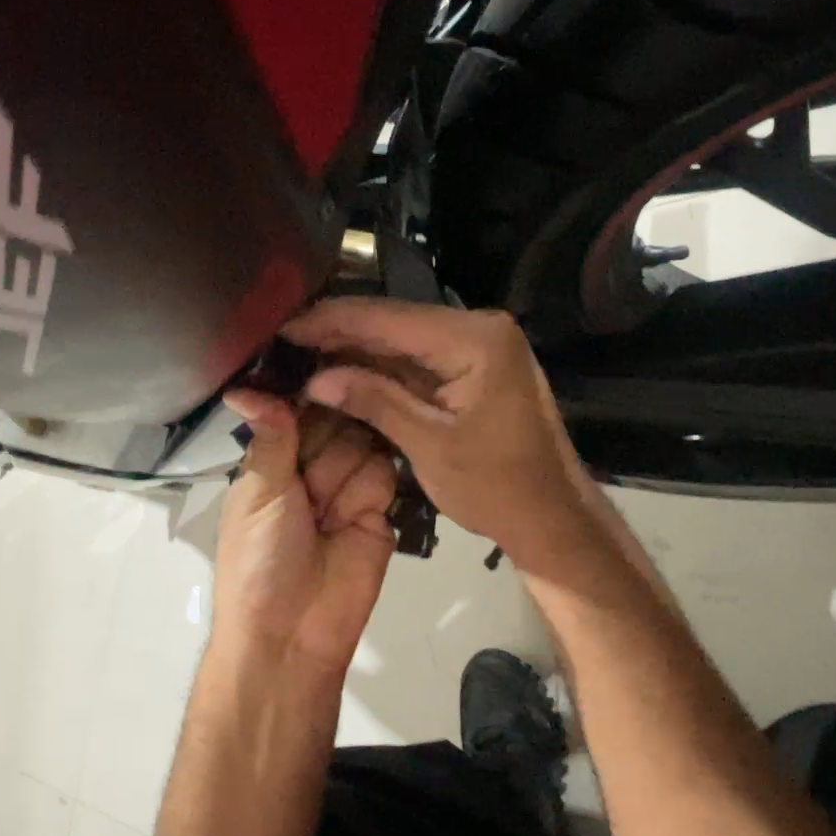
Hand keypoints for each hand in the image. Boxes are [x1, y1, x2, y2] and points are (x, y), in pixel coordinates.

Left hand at [210, 391, 399, 675]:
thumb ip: (271, 435)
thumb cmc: (259, 559)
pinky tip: (347, 515)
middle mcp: (314, 466)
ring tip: (322, 513)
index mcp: (275, 458)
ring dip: (342, 472)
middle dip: (327, 438)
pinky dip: (368, 489)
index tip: (322, 369)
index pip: (300, 407)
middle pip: (338, 417)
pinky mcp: (381, 511)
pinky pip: (385, 475)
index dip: (310, 393)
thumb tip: (242, 388)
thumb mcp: (258, 493)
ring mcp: (349, 487)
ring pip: (363, 441)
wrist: (291, 635)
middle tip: (310, 475)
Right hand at [282, 298, 597, 558]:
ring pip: (402, 340)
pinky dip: (380, 367)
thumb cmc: (498, 487)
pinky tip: (340, 370)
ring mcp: (478, 346)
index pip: (388, 319)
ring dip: (355, 349)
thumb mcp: (430, 444)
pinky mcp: (473, 367)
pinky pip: (418, 360)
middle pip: (394, 323)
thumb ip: (374, 401)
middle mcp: (478, 328)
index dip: (331, 321)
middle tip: (282, 342)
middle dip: (338, 333)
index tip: (283, 327)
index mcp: (475, 339)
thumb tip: (315, 379)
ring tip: (299, 353)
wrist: (553, 517)